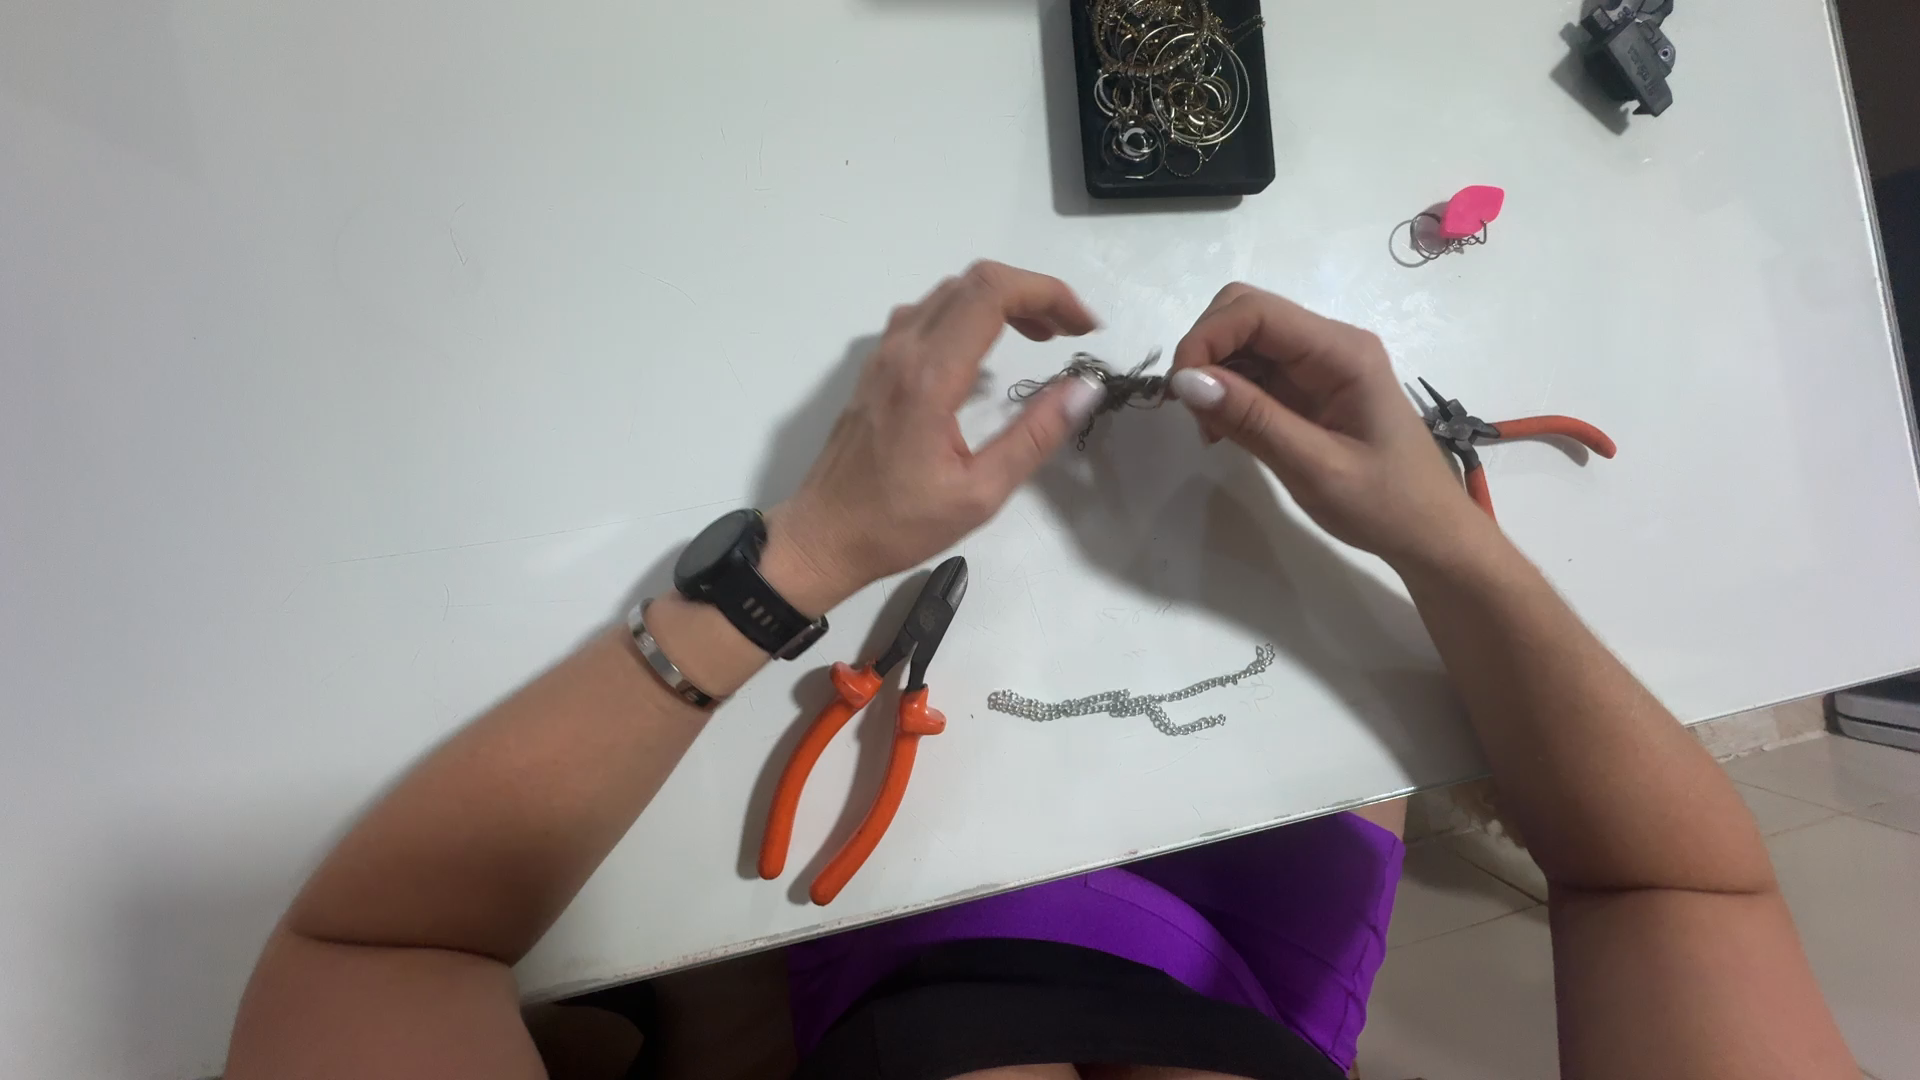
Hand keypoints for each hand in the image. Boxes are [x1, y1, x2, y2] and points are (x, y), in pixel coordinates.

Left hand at [762, 262, 1105, 612]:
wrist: (823, 537)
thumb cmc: (899, 524)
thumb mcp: (979, 493)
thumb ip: (1034, 436)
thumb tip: (1084, 388)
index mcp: (929, 377)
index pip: (993, 293)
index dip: (1048, 293)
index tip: (1082, 326)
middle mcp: (901, 351)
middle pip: (972, 281)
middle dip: (1031, 293)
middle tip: (1067, 332)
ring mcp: (882, 356)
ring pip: (947, 294)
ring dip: (998, 301)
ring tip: (1037, 337)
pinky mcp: (874, 370)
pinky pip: (925, 316)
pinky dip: (966, 315)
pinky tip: (983, 356)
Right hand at [1165, 283, 1492, 566]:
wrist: (1427, 533)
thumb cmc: (1383, 504)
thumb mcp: (1314, 467)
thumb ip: (1251, 420)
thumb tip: (1186, 380)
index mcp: (1341, 352)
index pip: (1254, 312)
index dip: (1205, 339)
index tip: (1180, 393)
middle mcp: (1327, 344)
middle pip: (1244, 312)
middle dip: (1204, 352)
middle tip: (1195, 412)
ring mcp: (1315, 364)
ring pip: (1241, 340)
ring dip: (1210, 375)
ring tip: (1213, 432)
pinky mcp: (1303, 387)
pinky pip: (1250, 370)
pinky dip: (1224, 393)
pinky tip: (1225, 431)